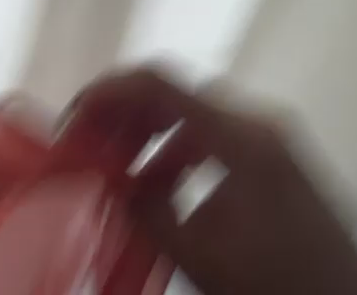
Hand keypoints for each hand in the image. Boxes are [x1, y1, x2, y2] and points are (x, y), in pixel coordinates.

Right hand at [62, 68, 356, 294]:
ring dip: (149, 132)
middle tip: (88, 144)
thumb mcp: (202, 259)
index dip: (107, 91)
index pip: (157, 82)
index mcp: (240, 136)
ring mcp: (273, 137)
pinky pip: (214, 134)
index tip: (74, 117)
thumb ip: (145, 209)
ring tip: (118, 166)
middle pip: (172, 92)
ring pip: (191, 111)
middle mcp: (257, 122)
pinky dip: (178, 147)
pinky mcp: (280, 158)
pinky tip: (162, 183)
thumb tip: (107, 177)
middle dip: (123, 113)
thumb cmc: (283, 291)